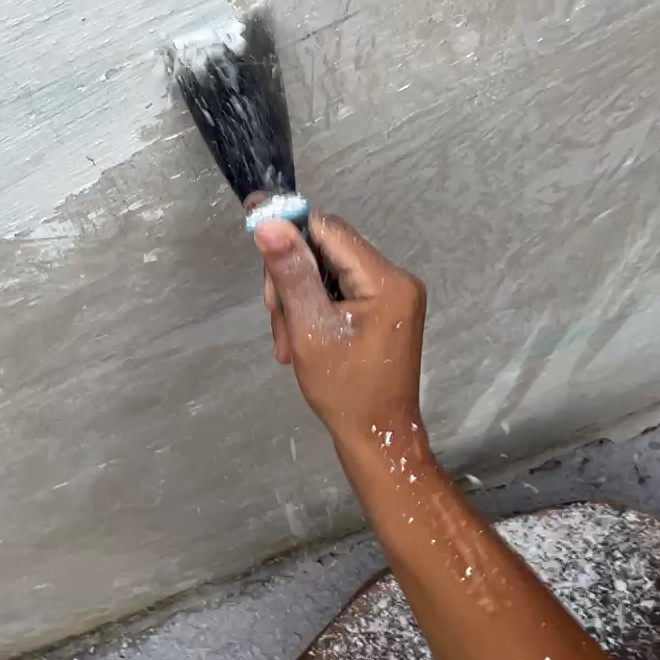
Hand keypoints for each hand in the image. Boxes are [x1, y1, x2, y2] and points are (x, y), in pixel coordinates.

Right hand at [251, 206, 427, 448]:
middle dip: (293, 280)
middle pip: (326, 249)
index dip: (290, 238)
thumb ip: (291, 272)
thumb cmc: (343, 389)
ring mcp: (393, 294)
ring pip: (328, 270)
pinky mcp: (385, 308)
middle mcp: (396, 277)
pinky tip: (302, 337)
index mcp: (385, 279)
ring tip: (288, 339)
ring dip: (299, 298)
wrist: (377, 437)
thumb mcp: (309, 328)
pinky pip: (340, 288)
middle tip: (278, 319)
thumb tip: (269, 222)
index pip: (327, 229)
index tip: (263, 262)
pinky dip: (315, 308)